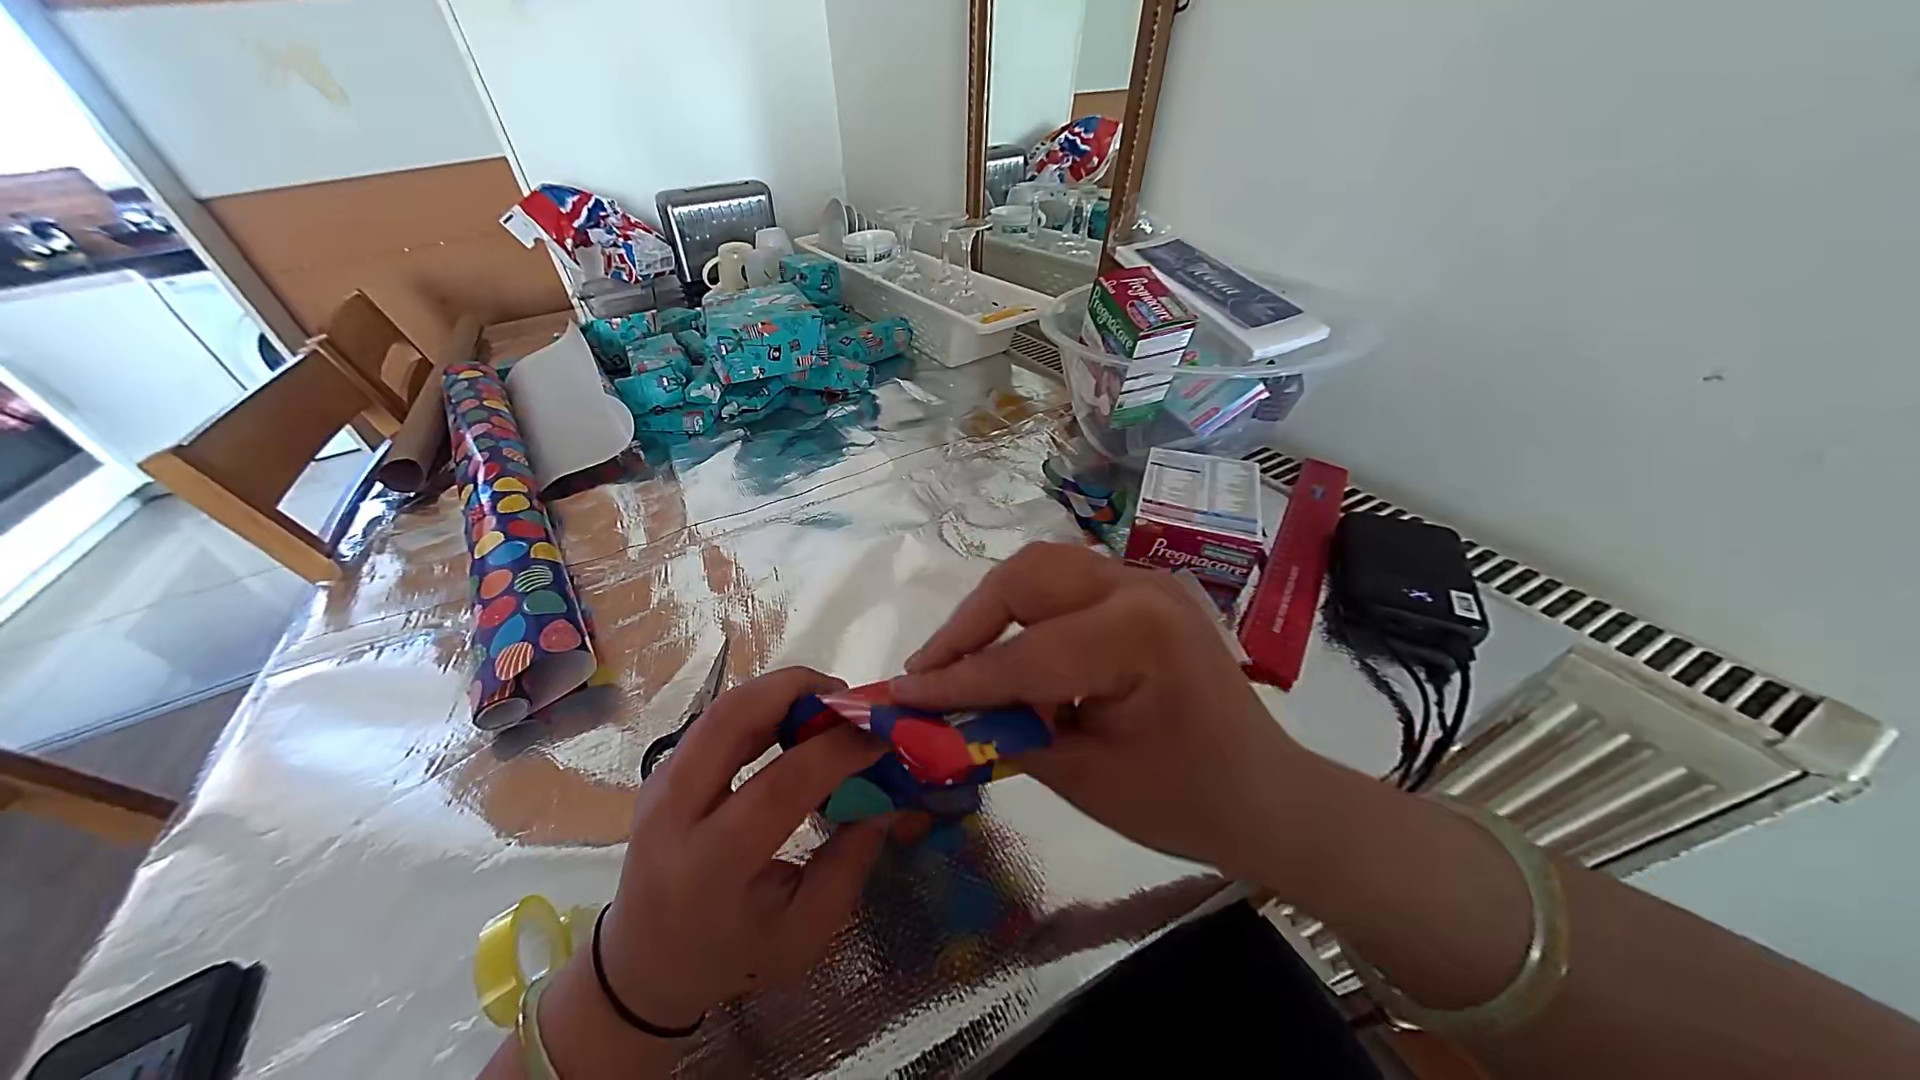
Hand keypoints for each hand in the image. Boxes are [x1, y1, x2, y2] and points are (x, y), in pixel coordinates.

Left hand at [598, 667, 889, 1026]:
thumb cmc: (731, 956)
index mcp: (712, 863)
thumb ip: (849, 863)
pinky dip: (761, 706)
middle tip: (847, 696)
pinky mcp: (663, 771)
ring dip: (779, 692)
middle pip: (732, 718)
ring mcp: (660, 784)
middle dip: (795, 689)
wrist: (643, 966)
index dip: (838, 749)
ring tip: (827, 703)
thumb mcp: (804, 932)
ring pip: (721, 708)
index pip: (780, 785)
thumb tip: (886, 797)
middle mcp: (675, 812)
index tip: (882, 735)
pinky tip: (794, 721)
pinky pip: (716, 720)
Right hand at [890, 543, 1328, 882]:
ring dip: (993, 610)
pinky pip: (1067, 583)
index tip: (898, 693)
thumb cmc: (1185, 799)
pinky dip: (1026, 612)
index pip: (1021, 656)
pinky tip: (1012, 652)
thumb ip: (1005, 736)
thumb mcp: (1085, 777)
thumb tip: (934, 718)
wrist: (1266, 793)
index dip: (954, 680)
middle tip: (930, 671)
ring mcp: (1146, 580)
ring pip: (1041, 569)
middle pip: (1024, 578)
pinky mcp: (1144, 591)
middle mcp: (1140, 586)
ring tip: (962, 660)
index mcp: (1137, 633)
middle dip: (968, 625)